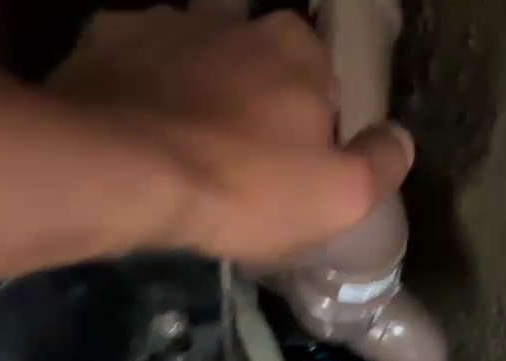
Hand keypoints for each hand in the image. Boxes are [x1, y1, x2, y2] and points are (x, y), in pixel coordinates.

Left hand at [54, 6, 413, 262]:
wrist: (125, 172)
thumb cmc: (246, 186)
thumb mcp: (340, 196)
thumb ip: (380, 164)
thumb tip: (400, 140)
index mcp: (296, 46)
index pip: (325, 86)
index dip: (318, 134)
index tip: (299, 177)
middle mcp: (234, 20)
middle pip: (261, 71)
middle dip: (259, 112)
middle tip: (246, 173)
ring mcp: (164, 23)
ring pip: (200, 67)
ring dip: (203, 102)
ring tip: (190, 160)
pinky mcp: (105, 42)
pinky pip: (141, 72)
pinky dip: (148, 100)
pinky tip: (146, 142)